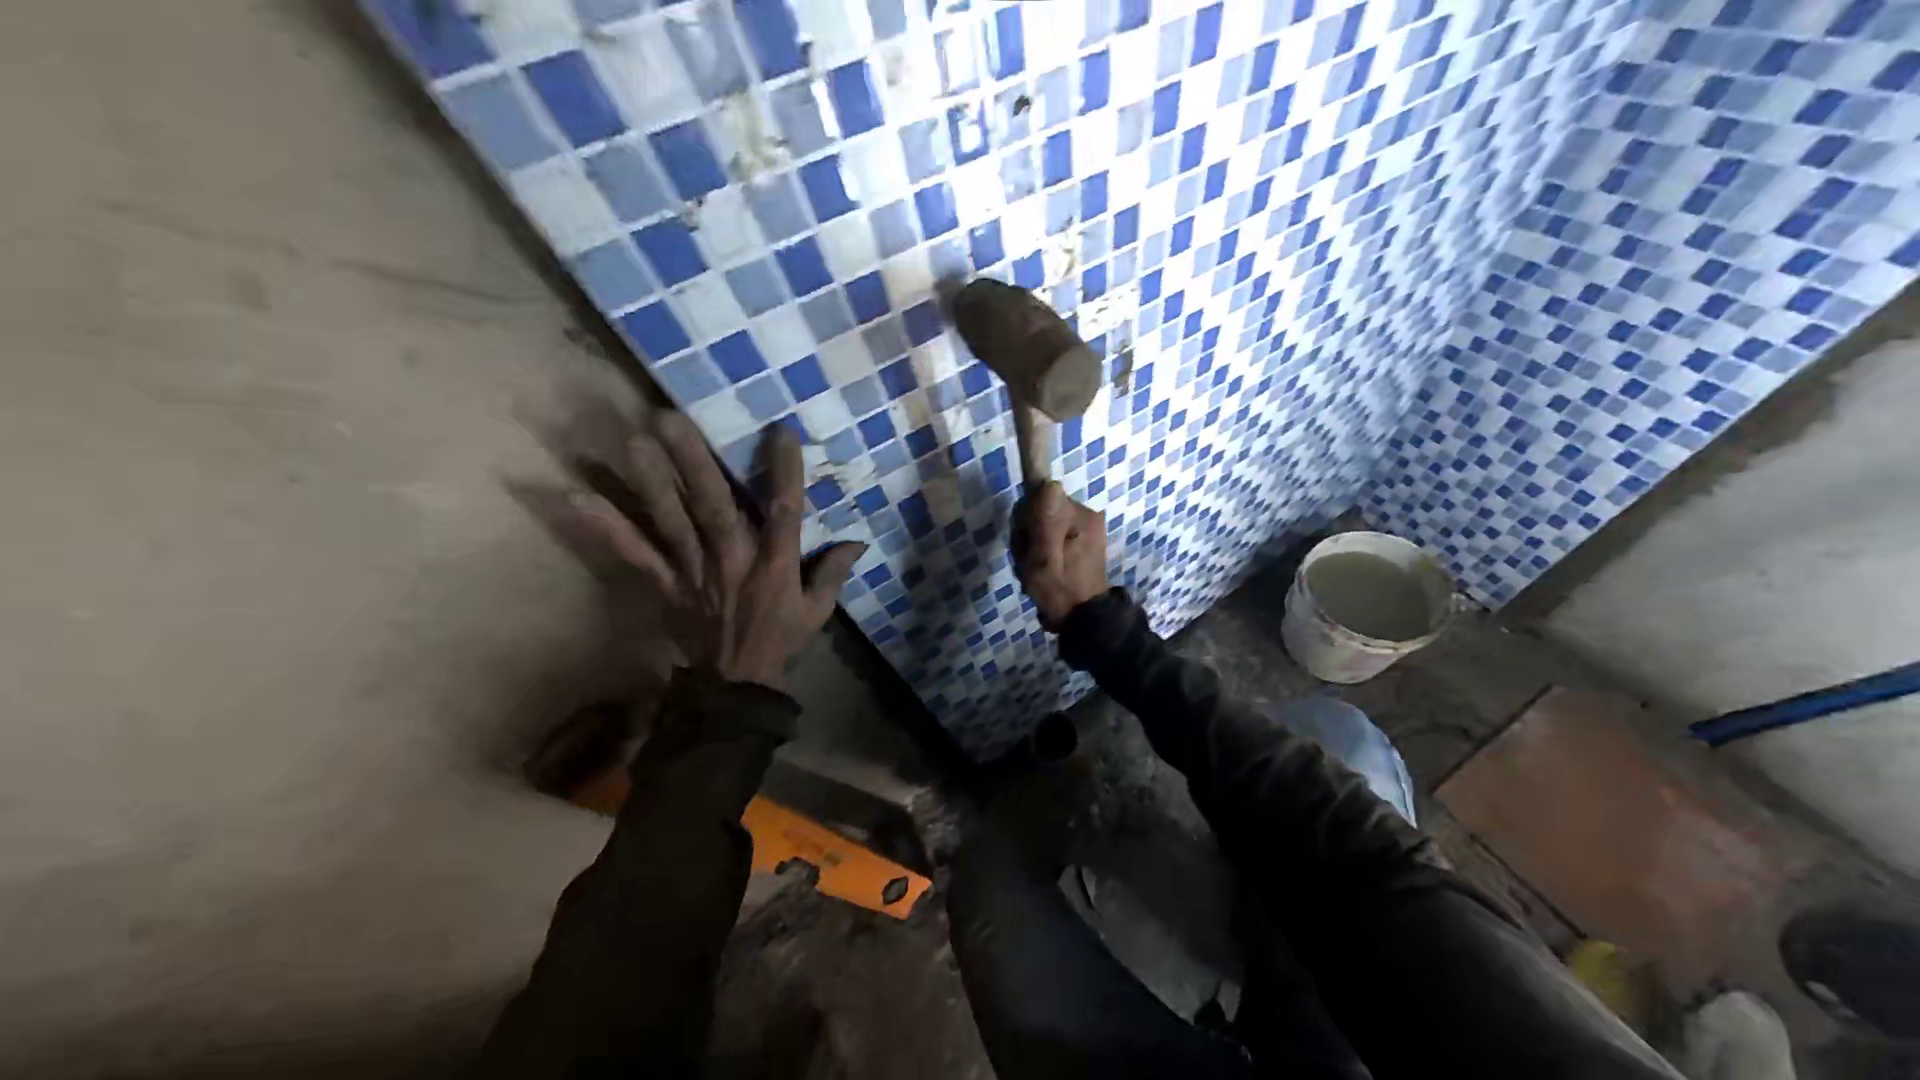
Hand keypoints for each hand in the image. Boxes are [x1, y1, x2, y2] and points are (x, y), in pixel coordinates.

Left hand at [569, 413, 866, 689]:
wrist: (735, 684)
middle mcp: (733, 560)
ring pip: (673, 521)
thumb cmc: (781, 640)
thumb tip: (858, 540)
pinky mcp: (666, 584)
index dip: (784, 471)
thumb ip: (833, 571)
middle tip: (671, 420)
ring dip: (652, 482)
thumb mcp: (818, 610)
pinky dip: (607, 528)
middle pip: (713, 506)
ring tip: (632, 441)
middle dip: (694, 463)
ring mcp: (694, 571)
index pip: (784, 510)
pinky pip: (635, 554)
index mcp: (775, 564)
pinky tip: (578, 497)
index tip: (779, 430)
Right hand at [1014, 481, 1107, 629]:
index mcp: (1079, 515)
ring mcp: (1085, 527)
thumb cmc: (1060, 590)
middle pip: (1041, 508)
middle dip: (1028, 533)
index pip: (1040, 494)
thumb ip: (1046, 521)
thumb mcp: (1045, 558)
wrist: (1083, 619)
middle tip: (1029, 560)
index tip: (1027, 540)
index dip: (1027, 516)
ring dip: (1032, 544)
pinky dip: (1042, 551)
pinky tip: (1043, 569)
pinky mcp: (1081, 540)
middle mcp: (1086, 514)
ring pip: (1043, 522)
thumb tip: (1049, 483)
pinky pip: (1052, 534)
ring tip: (1035, 569)